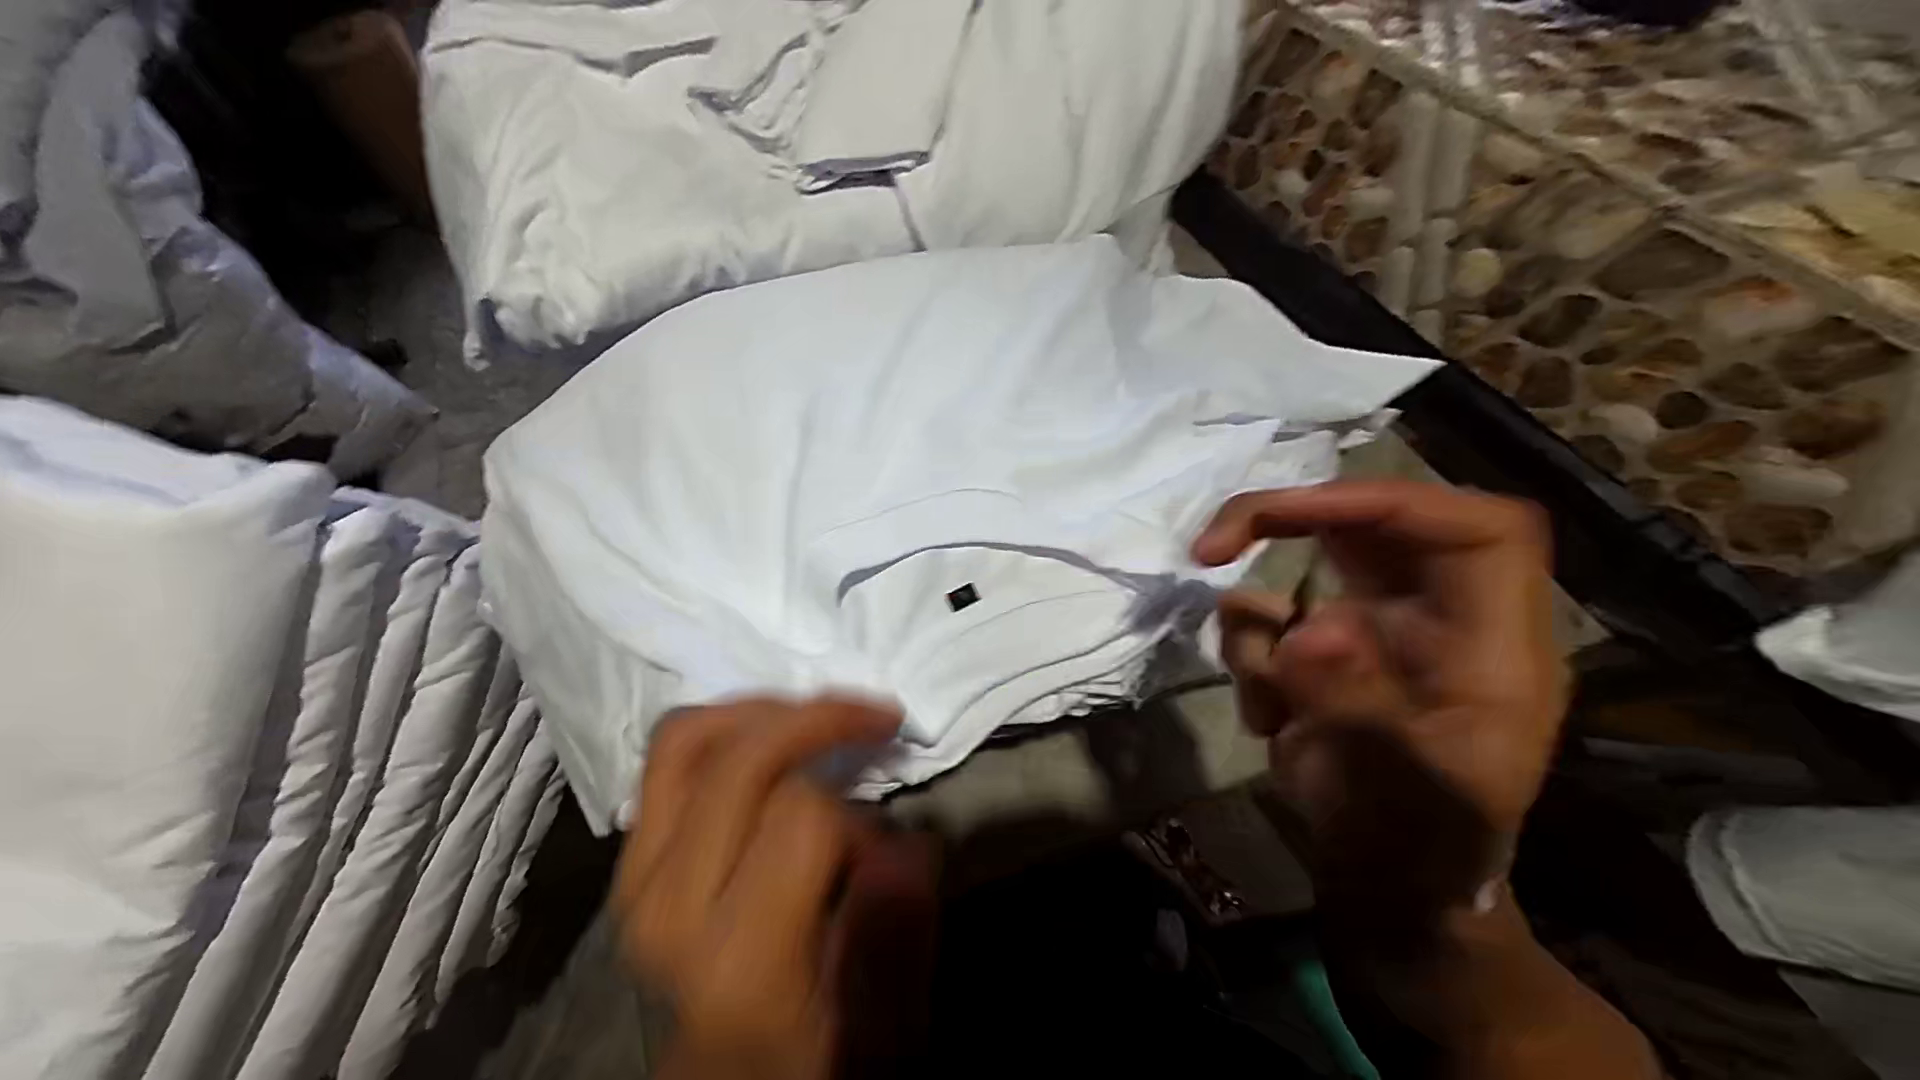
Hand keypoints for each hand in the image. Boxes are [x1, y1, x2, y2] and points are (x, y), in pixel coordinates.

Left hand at [612, 699, 936, 1079]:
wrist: (719, 1079)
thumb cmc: (809, 1054)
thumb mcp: (879, 1025)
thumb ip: (895, 936)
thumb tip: (909, 846)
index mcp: (739, 956)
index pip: (804, 817)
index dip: (864, 819)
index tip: (890, 850)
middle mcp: (671, 906)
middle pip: (741, 759)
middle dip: (822, 718)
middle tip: (878, 718)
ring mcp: (637, 877)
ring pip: (689, 738)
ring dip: (765, 709)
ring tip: (823, 715)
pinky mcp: (629, 861)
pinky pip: (670, 757)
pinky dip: (727, 728)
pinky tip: (774, 738)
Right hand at [1193, 481, 1567, 929]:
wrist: (1386, 877)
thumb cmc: (1422, 839)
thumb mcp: (1402, 785)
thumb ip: (1357, 704)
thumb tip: (1302, 631)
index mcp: (1488, 638)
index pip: (1474, 530)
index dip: (1394, 502)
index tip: (1306, 510)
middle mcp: (1431, 613)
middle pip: (1368, 520)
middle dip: (1284, 521)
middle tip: (1213, 546)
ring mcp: (1372, 624)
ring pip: (1299, 566)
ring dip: (1257, 630)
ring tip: (1270, 708)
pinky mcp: (1321, 643)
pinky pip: (1264, 617)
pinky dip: (1247, 657)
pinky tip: (1270, 718)